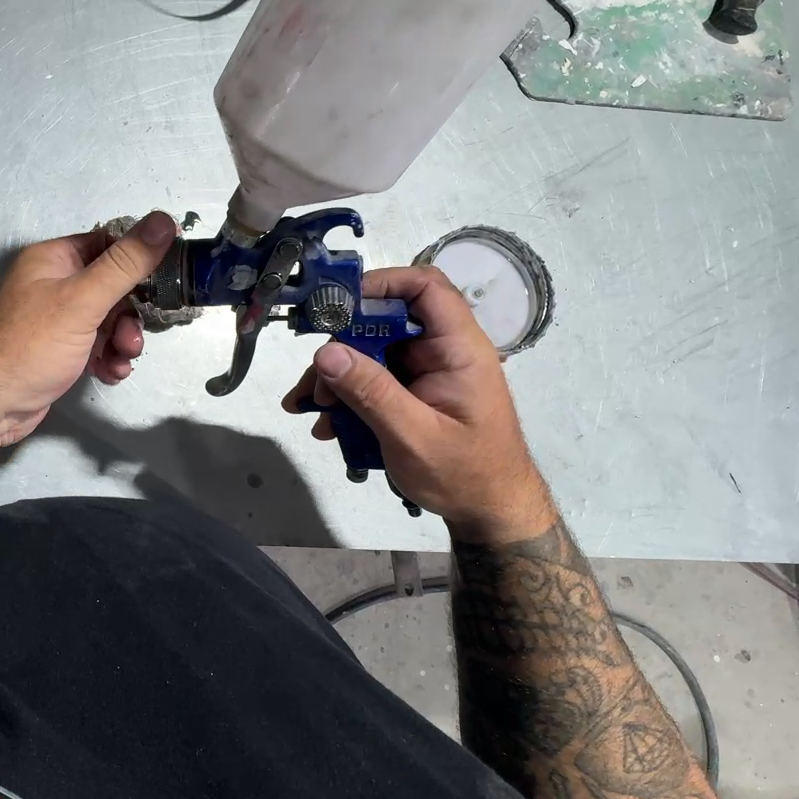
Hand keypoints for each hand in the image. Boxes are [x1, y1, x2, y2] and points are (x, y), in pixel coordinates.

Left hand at [0, 213, 177, 453]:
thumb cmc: (30, 346)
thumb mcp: (82, 301)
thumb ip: (126, 264)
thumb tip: (164, 220)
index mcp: (53, 259)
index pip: (108, 244)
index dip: (138, 261)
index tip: (168, 280)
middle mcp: (53, 284)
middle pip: (112, 287)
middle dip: (130, 314)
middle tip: (132, 338)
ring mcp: (56, 319)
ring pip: (108, 320)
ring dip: (123, 340)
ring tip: (121, 359)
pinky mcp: (59, 351)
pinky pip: (97, 345)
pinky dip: (108, 358)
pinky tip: (110, 374)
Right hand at [283, 266, 554, 542]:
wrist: (489, 515)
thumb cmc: (465, 475)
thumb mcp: (412, 435)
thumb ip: (370, 392)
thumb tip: (325, 351)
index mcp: (458, 349)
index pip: (425, 289)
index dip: (382, 284)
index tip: (336, 305)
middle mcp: (441, 352)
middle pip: (383, 324)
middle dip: (340, 349)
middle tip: (314, 384)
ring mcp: (425, 374)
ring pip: (369, 355)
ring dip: (334, 378)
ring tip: (308, 409)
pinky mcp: (411, 395)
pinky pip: (370, 382)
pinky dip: (344, 399)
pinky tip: (326, 425)